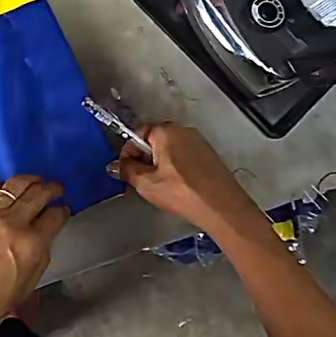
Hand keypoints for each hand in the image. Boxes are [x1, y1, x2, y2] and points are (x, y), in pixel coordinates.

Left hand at [0, 176, 69, 336]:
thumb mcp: (30, 282)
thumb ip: (43, 253)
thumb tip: (45, 234)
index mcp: (31, 243)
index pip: (55, 215)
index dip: (63, 211)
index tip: (63, 211)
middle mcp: (13, 222)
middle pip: (40, 193)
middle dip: (52, 189)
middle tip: (56, 190)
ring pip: (17, 184)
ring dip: (32, 181)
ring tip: (36, 182)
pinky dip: (5, 187)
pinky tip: (9, 192)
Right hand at [113, 123, 260, 235]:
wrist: (221, 206)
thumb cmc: (181, 192)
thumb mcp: (147, 183)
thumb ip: (127, 170)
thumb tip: (115, 165)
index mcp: (166, 131)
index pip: (138, 132)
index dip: (128, 151)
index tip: (126, 170)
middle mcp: (184, 130)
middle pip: (155, 140)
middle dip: (144, 159)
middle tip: (140, 181)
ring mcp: (199, 142)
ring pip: (170, 150)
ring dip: (160, 165)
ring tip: (160, 187)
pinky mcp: (209, 155)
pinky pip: (184, 157)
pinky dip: (176, 168)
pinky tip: (177, 187)